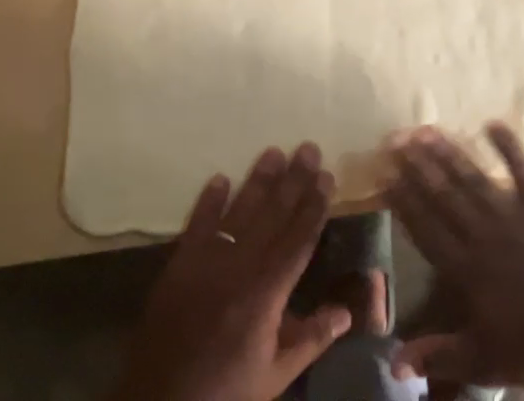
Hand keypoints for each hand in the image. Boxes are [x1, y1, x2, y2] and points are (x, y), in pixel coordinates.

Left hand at [128, 143, 354, 400]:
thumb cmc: (225, 391)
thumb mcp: (275, 375)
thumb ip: (311, 339)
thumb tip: (347, 311)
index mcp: (266, 295)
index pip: (298, 240)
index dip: (314, 206)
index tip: (326, 176)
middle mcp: (238, 270)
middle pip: (272, 217)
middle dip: (293, 181)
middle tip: (307, 148)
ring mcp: (204, 265)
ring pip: (238, 214)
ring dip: (257, 182)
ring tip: (273, 152)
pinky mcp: (176, 269)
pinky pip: (195, 227)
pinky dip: (208, 202)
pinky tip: (220, 178)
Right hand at [384, 123, 523, 390]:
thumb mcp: (480, 359)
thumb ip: (437, 356)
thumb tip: (393, 363)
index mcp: (465, 268)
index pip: (426, 230)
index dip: (404, 203)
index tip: (384, 177)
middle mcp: (483, 234)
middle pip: (445, 196)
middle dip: (418, 167)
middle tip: (395, 139)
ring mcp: (514, 217)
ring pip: (475, 180)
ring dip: (450, 155)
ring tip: (426, 130)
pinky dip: (510, 149)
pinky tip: (493, 124)